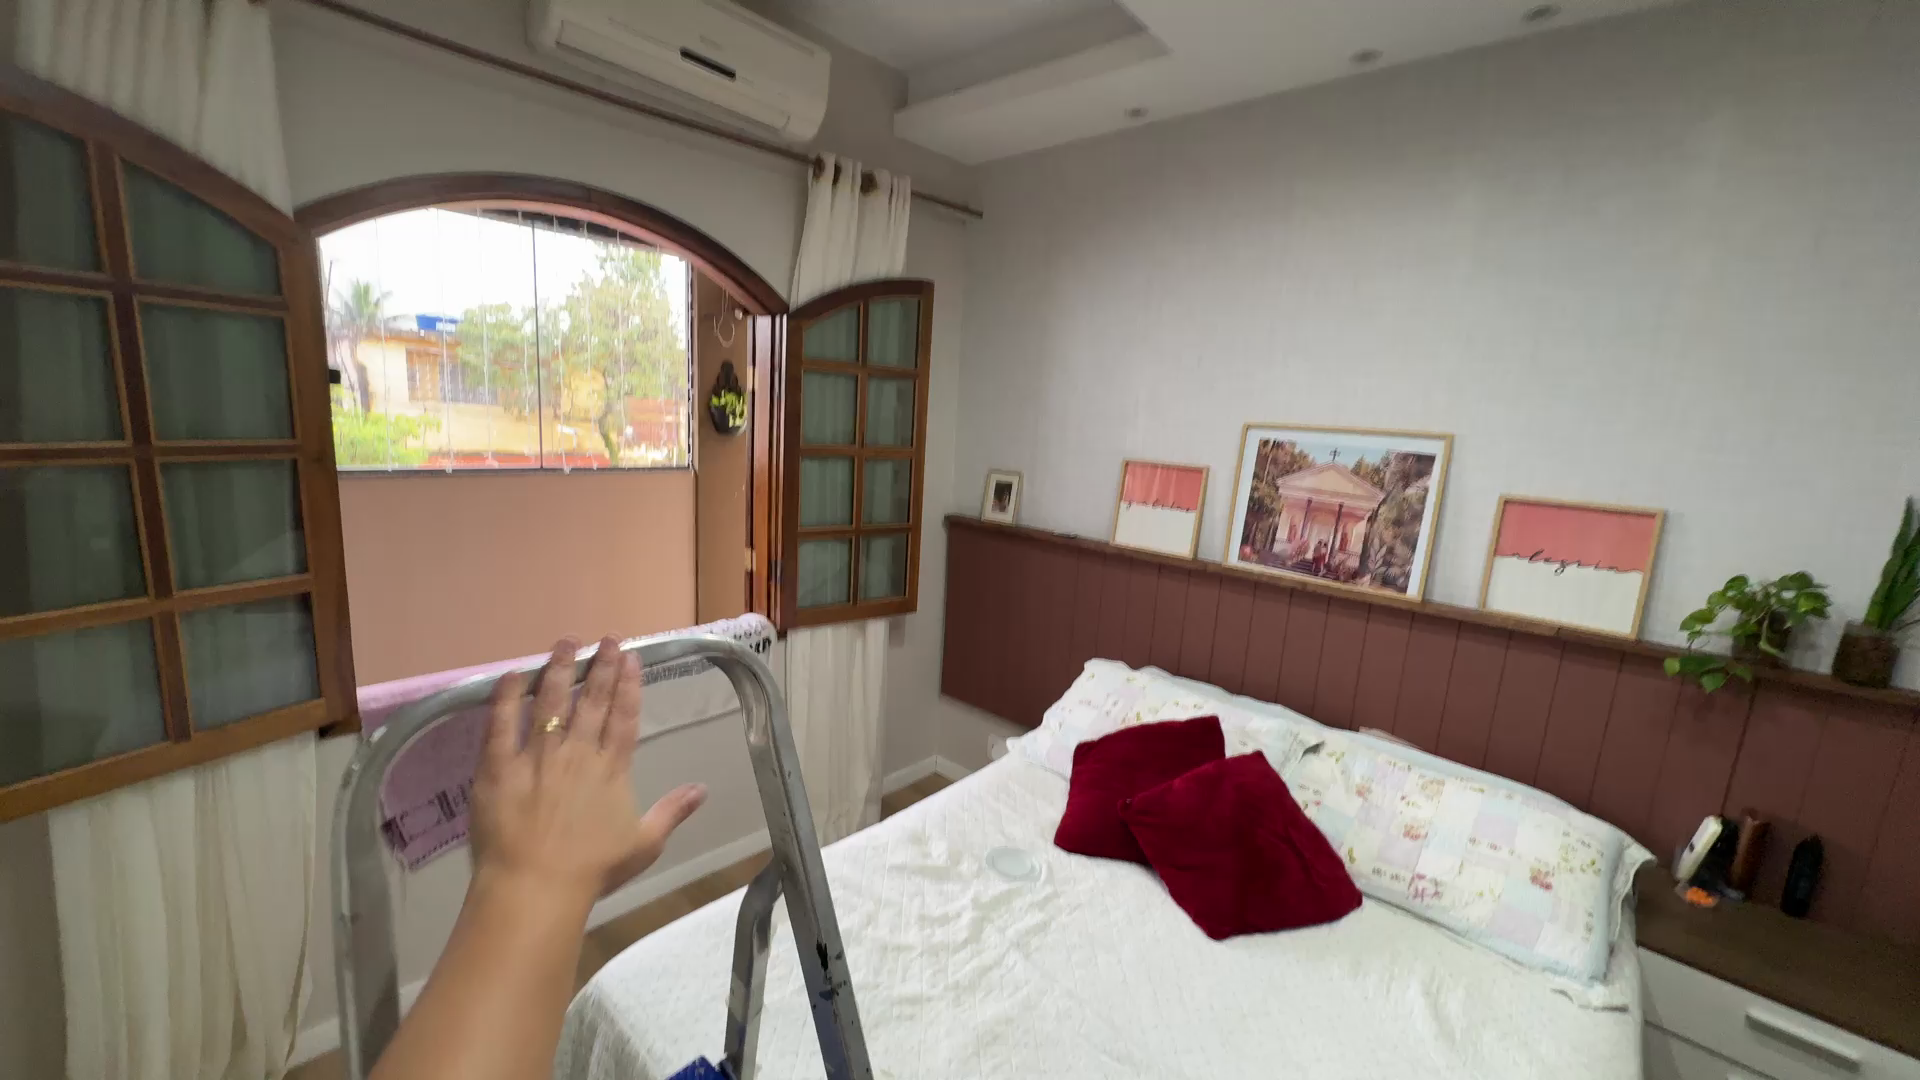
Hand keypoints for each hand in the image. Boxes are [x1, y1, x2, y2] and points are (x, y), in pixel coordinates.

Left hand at [470, 636, 707, 907]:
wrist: (535, 890)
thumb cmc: (592, 870)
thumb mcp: (644, 843)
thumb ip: (673, 811)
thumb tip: (704, 789)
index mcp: (612, 769)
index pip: (624, 716)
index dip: (629, 685)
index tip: (630, 657)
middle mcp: (578, 754)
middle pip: (592, 701)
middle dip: (601, 667)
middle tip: (606, 638)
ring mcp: (538, 758)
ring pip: (551, 704)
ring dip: (560, 670)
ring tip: (566, 643)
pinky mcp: (498, 769)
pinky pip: (500, 727)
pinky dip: (506, 699)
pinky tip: (513, 675)